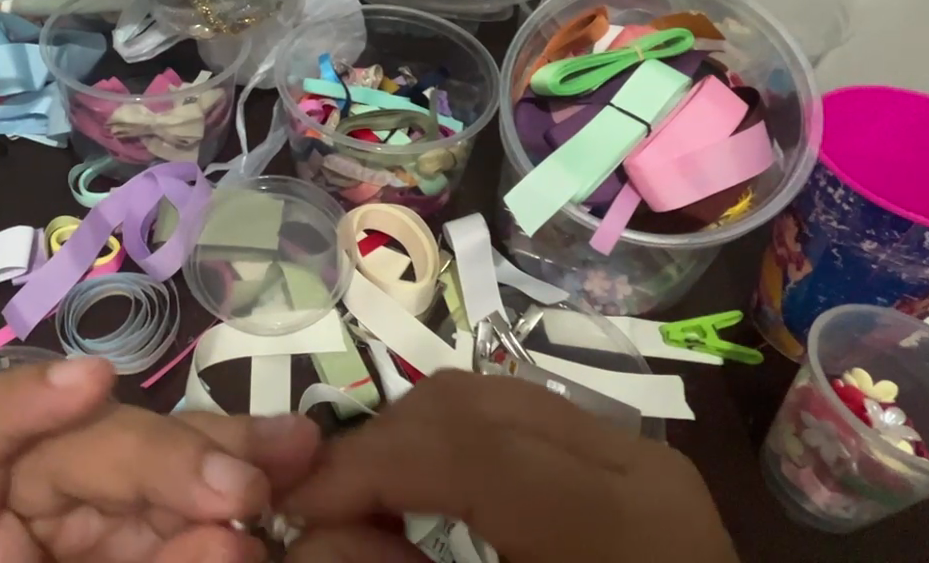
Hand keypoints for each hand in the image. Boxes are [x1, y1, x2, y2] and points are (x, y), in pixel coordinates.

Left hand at [0, 357, 320, 562]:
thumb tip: (228, 544)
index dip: (19, 405)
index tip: (97, 381)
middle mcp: (25, 505)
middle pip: (83, 447)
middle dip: (167, 456)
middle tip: (243, 484)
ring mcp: (89, 510)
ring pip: (153, 455)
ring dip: (226, 450)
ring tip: (293, 447)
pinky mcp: (143, 524)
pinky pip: (189, 493)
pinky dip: (238, 473)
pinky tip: (289, 458)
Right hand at [281, 370, 737, 562]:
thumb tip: (310, 531)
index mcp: (621, 520)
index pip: (470, 446)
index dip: (367, 465)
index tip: (296, 505)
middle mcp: (632, 458)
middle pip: (468, 403)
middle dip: (380, 446)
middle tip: (325, 505)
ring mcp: (632, 452)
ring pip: (483, 397)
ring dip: (409, 439)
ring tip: (368, 498)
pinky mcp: (623, 461)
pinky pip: (511, 419)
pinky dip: (449, 445)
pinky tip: (426, 491)